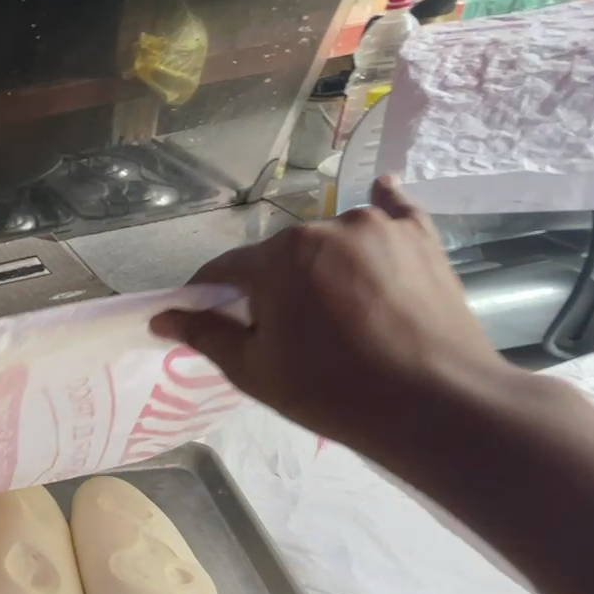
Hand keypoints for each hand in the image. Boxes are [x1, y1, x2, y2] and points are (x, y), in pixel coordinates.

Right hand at [149, 177, 511, 457]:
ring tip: (322, 304)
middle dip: (264, 285)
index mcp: (278, 256)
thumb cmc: (325, 388)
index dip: (205, 297)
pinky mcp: (423, 236)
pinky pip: (392, 211)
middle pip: (276, 256)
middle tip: (271, 328)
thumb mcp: (249, 368)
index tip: (202, 322)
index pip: (223, 270)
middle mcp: (327, 226)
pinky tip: (377, 194)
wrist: (431, 399)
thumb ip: (203, 333)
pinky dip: (380, 206)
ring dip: (314, 263)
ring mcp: (381, 226)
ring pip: (326, 240)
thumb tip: (162, 317)